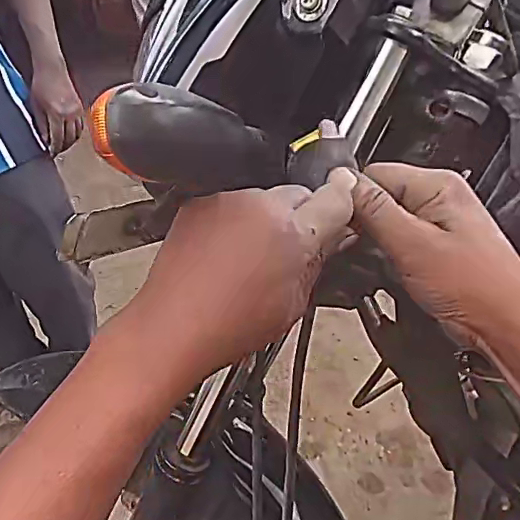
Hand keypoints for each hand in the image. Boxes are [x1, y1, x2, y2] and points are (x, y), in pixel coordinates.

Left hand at [30, 66, 85, 153]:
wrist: (52, 68)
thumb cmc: (41, 83)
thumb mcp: (35, 105)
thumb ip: (40, 124)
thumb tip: (44, 139)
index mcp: (57, 114)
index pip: (58, 137)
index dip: (55, 148)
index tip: (52, 153)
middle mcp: (70, 114)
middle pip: (70, 138)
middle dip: (64, 147)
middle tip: (58, 152)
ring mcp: (77, 111)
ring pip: (78, 133)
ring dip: (72, 141)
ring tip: (65, 145)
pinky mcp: (81, 107)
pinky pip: (81, 125)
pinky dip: (77, 132)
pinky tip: (71, 134)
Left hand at [118, 172, 356, 384]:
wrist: (172, 327)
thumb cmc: (226, 325)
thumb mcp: (293, 304)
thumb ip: (318, 263)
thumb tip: (332, 242)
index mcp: (294, 233)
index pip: (337, 198)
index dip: (346, 202)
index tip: (347, 204)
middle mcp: (261, 206)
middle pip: (301, 193)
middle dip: (303, 217)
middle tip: (292, 251)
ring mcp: (228, 200)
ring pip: (265, 197)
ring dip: (267, 218)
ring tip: (252, 259)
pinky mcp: (201, 203)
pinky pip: (231, 202)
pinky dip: (236, 220)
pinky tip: (228, 254)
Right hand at [349, 162, 519, 348]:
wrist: (507, 328)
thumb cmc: (479, 289)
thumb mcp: (414, 245)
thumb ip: (375, 210)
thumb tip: (343, 181)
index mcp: (439, 186)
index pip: (374, 173)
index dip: (351, 199)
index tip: (339, 224)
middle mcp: (440, 202)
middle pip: (379, 201)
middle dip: (363, 228)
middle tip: (361, 254)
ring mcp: (439, 229)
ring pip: (387, 228)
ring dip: (375, 250)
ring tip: (384, 270)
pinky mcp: (436, 255)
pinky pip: (400, 249)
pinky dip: (389, 263)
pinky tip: (393, 279)